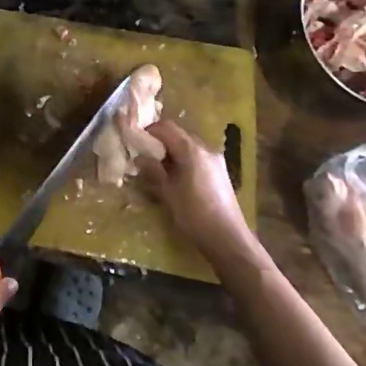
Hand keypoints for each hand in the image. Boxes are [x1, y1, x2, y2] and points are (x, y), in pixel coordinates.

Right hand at [138, 121, 257, 263]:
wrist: (228, 237)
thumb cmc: (194, 214)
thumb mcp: (168, 193)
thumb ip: (154, 171)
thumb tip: (139, 157)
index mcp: (191, 150)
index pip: (167, 127)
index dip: (150, 130)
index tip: (137, 141)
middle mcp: (205, 148)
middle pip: (179, 135)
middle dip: (161, 142)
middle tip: (146, 156)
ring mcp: (215, 159)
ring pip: (189, 146)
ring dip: (174, 152)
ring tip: (160, 169)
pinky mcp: (220, 171)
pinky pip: (198, 157)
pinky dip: (185, 160)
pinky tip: (178, 178)